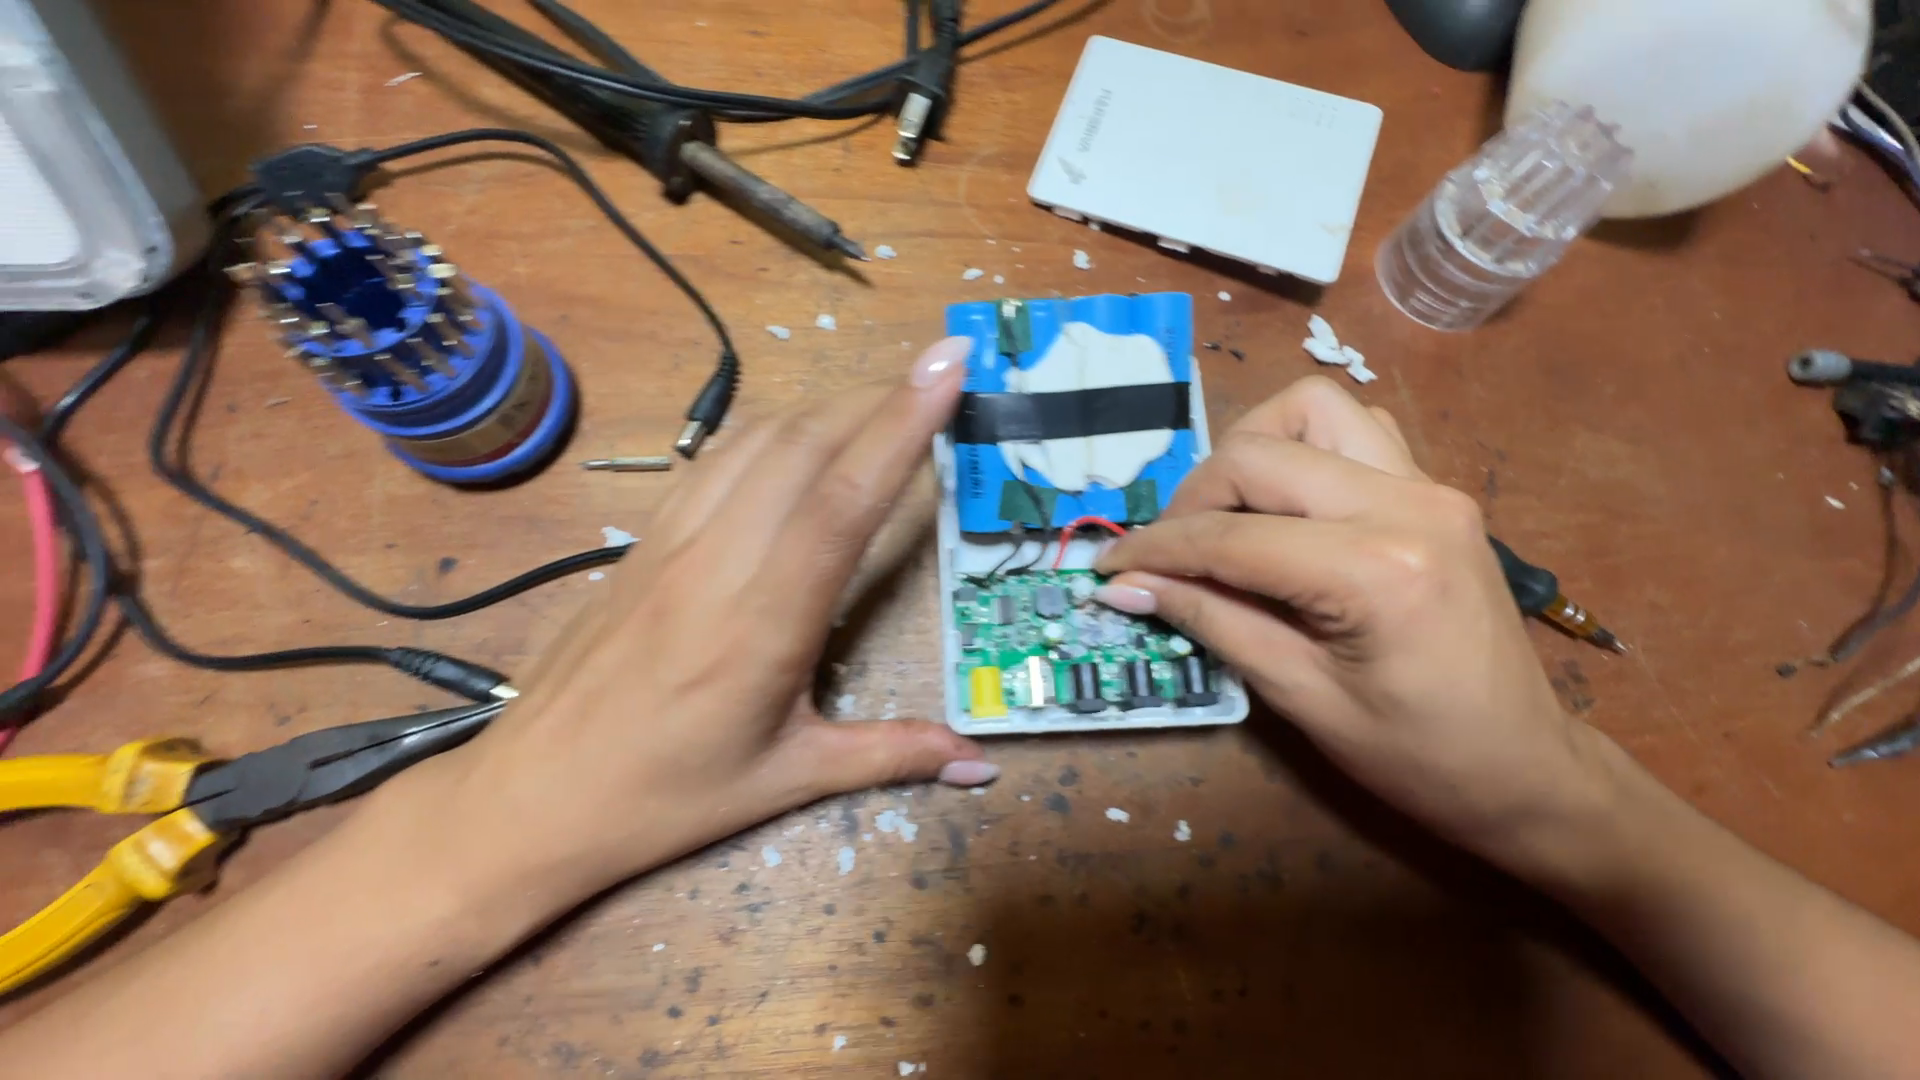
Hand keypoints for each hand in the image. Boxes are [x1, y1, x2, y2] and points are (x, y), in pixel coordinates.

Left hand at [408, 338, 995, 899]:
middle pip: (804, 445)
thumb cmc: (665, 797)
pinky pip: (715, 459)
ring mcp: (671, 541)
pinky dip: (771, 430)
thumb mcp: (789, 781)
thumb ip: (893, 755)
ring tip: (880, 401)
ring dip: (826, 406)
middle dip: (877, 398)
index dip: (901, 425)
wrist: (529, 799)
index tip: (947, 367)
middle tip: (936, 379)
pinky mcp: (643, 538)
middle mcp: (717, 562)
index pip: (843, 500)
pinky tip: (799, 439)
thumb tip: (980, 768)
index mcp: (763, 624)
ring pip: (756, 439)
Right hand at [1093, 376, 1611, 870]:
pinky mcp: (1432, 486)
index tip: (1107, 568)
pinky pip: (1350, 429)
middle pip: (1258, 452)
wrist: (1526, 767)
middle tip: (1166, 554)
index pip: (1230, 535)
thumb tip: (1125, 585)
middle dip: (1192, 498)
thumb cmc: (1415, 755)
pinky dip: (1298, 448)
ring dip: (1247, 452)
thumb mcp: (1296, 695)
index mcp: (1376, 570)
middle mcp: (1407, 502)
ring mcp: (1427, 484)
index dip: (1155, 550)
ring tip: (1223, 514)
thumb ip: (1208, 620)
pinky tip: (1281, 503)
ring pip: (1308, 410)